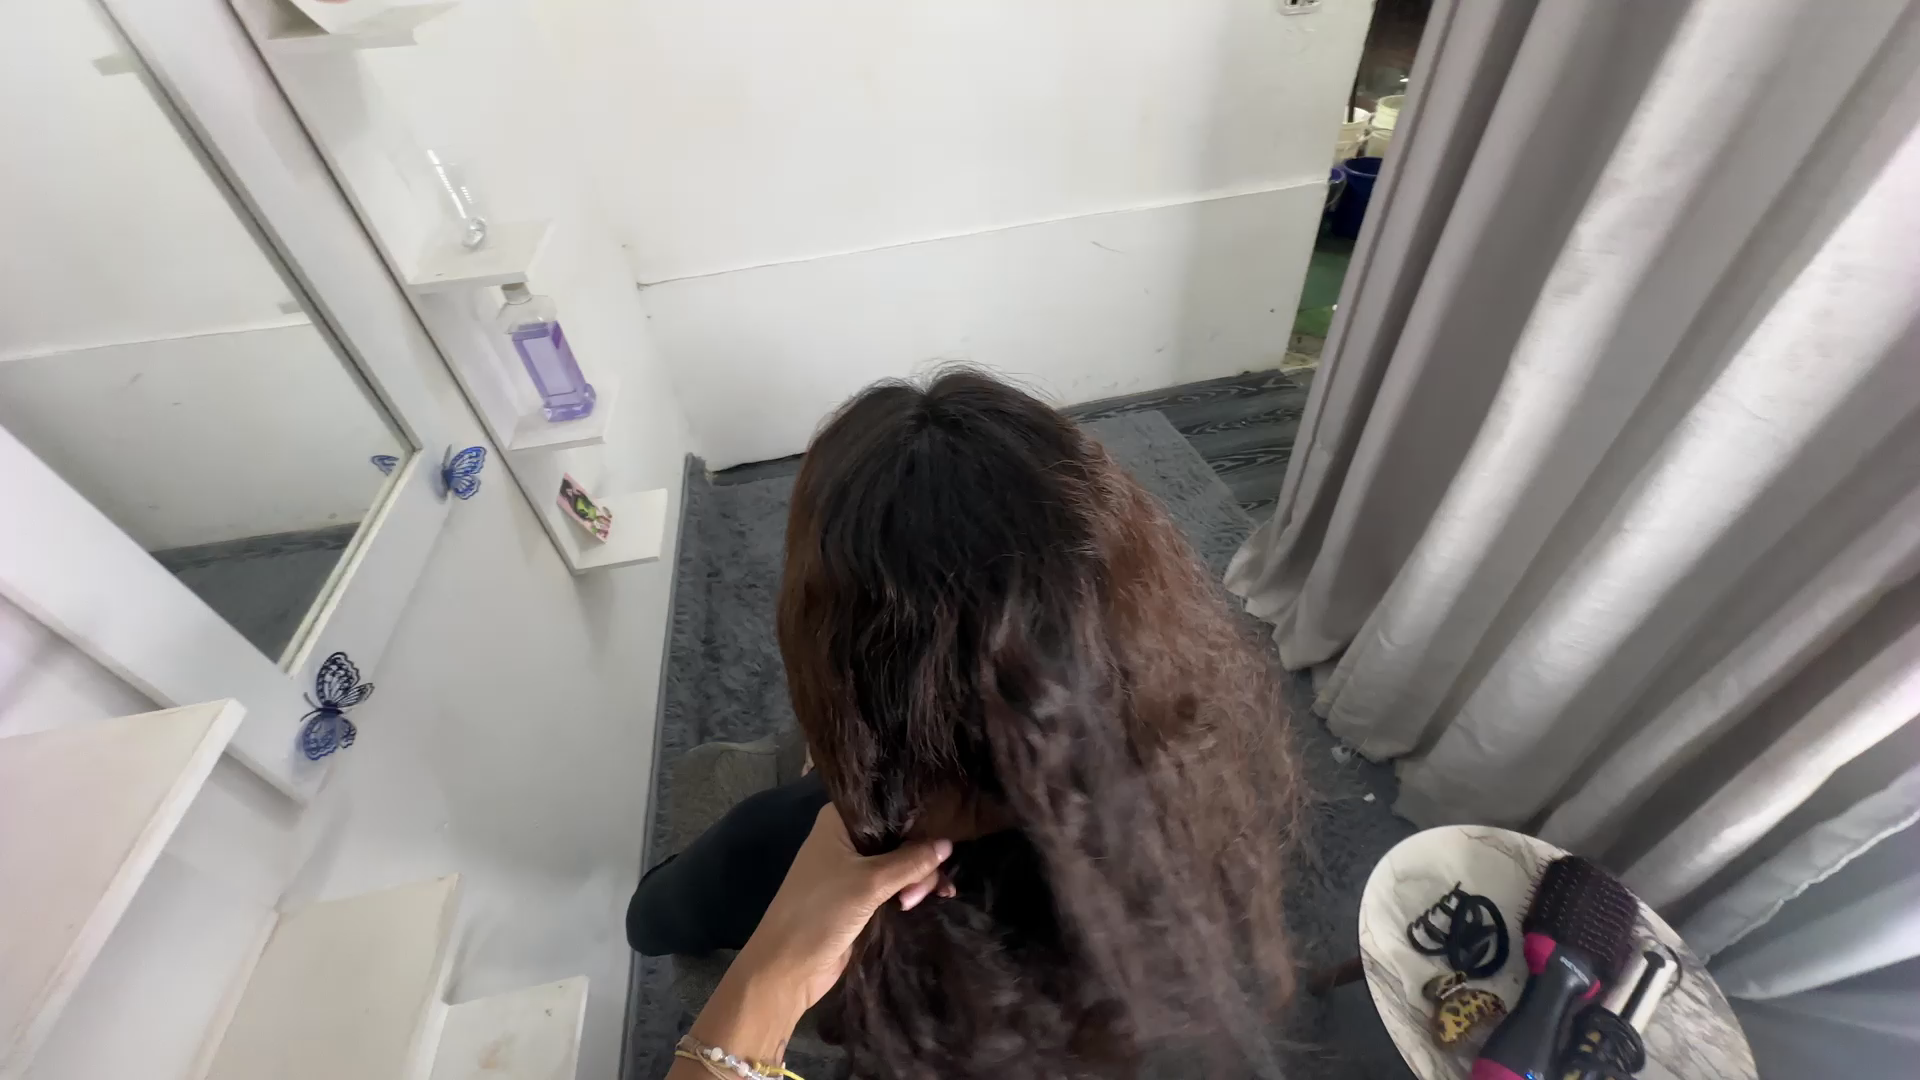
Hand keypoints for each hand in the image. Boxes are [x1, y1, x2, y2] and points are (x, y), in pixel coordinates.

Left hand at [737, 803, 953, 1008]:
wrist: (786, 969)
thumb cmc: (820, 912)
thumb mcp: (870, 882)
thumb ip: (911, 860)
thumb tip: (949, 843)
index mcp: (840, 820)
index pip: (887, 805)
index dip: (916, 815)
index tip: (945, 827)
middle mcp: (847, 838)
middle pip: (899, 835)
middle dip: (918, 858)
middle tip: (922, 887)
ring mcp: (853, 867)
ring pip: (900, 861)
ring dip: (916, 879)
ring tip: (914, 903)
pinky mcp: (859, 896)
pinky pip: (894, 884)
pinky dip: (910, 890)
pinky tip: (930, 900)